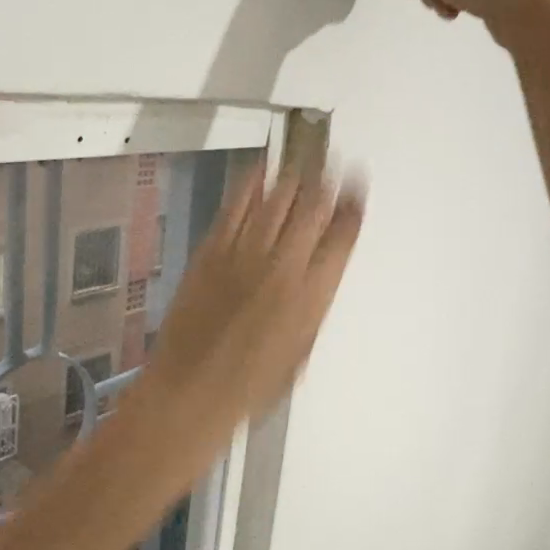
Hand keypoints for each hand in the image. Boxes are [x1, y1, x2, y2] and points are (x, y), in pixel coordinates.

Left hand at [136, 166, 364, 433]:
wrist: (191, 390)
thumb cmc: (250, 386)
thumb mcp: (300, 350)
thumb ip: (311, 306)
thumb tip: (315, 279)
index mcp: (313, 294)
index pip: (343, 236)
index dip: (353, 208)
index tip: (357, 193)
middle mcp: (284, 266)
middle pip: (313, 207)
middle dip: (328, 181)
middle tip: (335, 164)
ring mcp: (244, 253)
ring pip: (277, 199)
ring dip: (295, 175)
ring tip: (305, 159)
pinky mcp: (212, 250)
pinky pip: (236, 206)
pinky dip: (251, 184)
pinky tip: (261, 170)